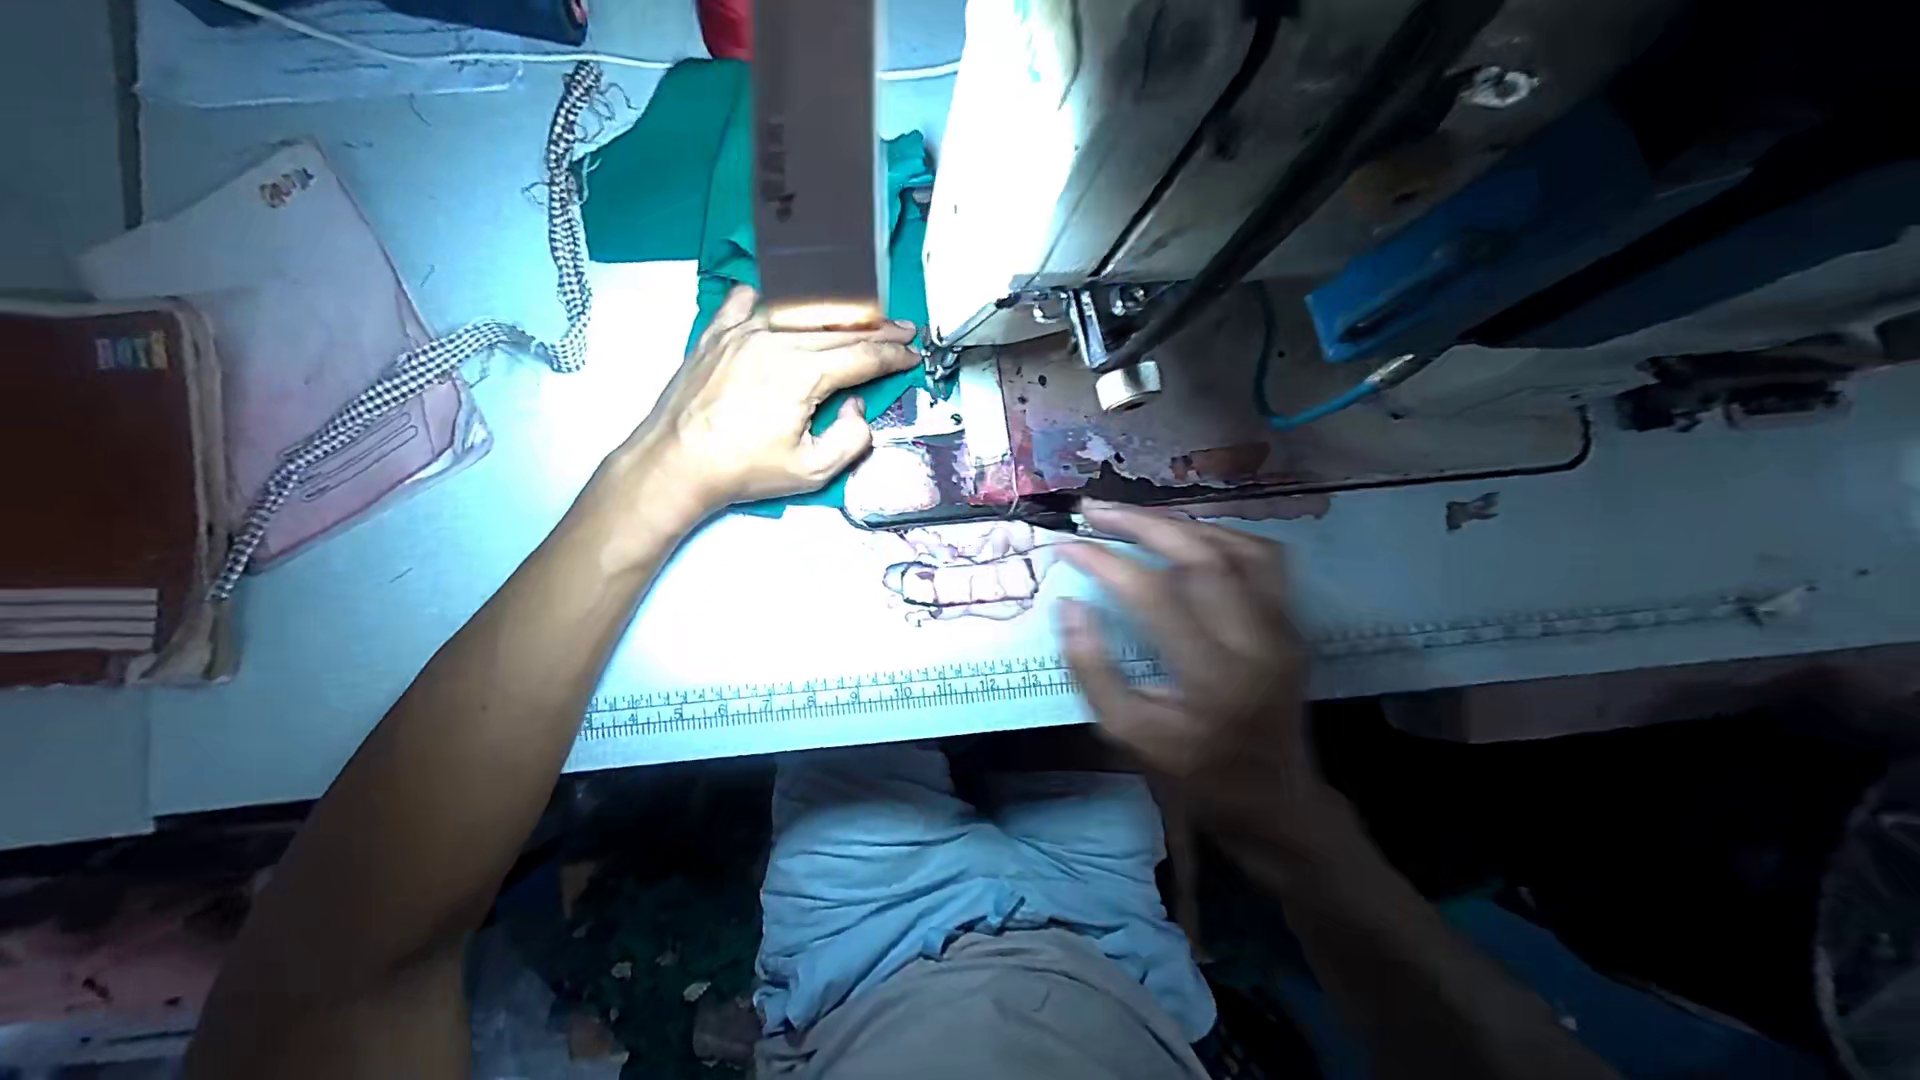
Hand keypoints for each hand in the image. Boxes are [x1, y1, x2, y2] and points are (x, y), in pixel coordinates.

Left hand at [615, 284, 918, 516]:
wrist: (675, 462)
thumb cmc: (743, 470)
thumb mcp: (812, 471)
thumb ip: (850, 438)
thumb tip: (855, 407)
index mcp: (803, 371)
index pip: (862, 356)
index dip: (894, 355)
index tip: (913, 354)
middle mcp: (776, 340)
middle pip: (838, 329)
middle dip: (877, 330)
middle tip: (902, 331)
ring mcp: (741, 332)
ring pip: (799, 311)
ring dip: (835, 314)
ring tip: (856, 317)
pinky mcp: (715, 335)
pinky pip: (745, 303)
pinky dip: (767, 301)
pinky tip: (777, 306)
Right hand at [1057, 501, 1350, 847]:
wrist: (1275, 801)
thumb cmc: (1194, 774)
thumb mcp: (1129, 736)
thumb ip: (1093, 670)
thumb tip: (1070, 606)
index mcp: (1212, 677)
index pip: (1154, 594)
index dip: (1106, 562)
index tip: (1068, 546)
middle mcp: (1257, 642)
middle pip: (1202, 556)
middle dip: (1142, 523)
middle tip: (1097, 511)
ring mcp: (1284, 629)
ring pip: (1240, 547)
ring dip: (1183, 523)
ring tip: (1137, 518)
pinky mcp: (1294, 625)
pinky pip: (1264, 560)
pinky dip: (1221, 537)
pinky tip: (1188, 537)